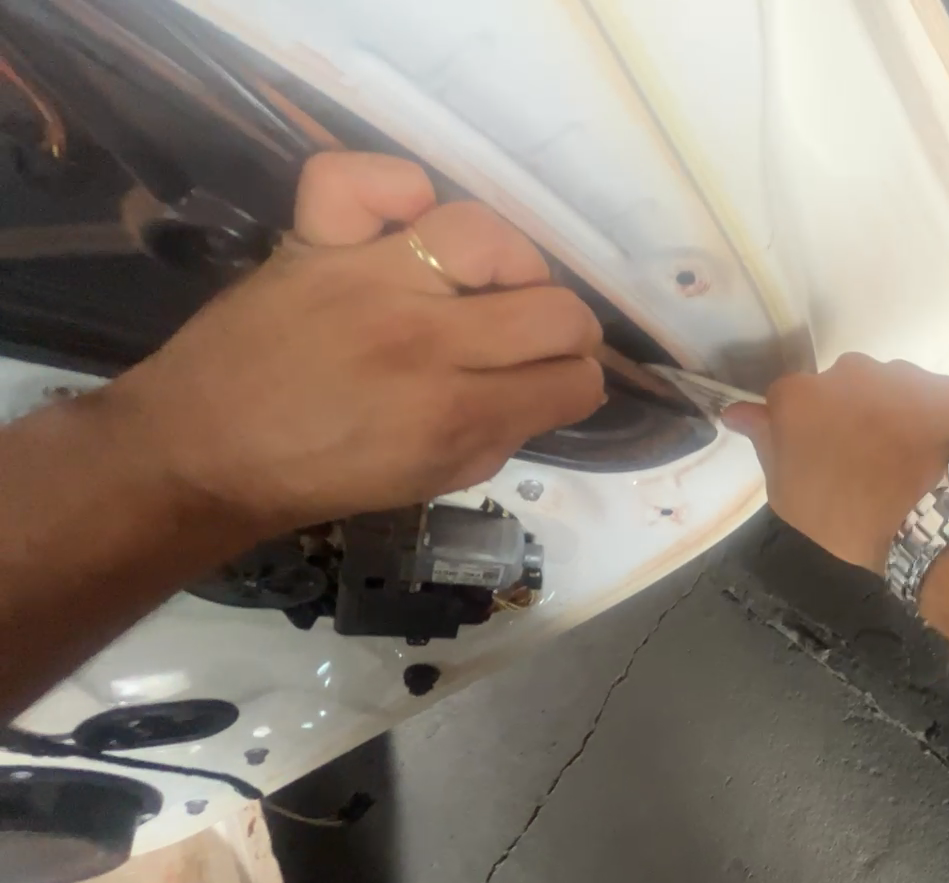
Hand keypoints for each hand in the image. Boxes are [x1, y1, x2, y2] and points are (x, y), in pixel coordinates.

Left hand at [93, 151, 605, 534]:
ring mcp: (367, 280)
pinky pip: (360, 181)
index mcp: (457, 412)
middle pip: (558, 312)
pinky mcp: (314, 244)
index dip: (582, 388)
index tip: (563, 390)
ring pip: (487, 237)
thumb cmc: (339, 474)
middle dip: (576, 337)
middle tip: (549, 347)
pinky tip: (418, 222)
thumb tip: (557, 386)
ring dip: (521, 266)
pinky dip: (400, 188)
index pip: (575, 381)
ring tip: (503, 287)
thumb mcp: (451, 474)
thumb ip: (514, 428)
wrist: (207, 451)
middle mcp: (424, 339)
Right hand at [721, 354, 948, 571]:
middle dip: (845, 417)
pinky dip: (927, 421)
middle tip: (862, 463)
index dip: (798, 431)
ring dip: (887, 416)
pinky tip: (934, 454)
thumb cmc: (853, 516)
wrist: (941, 517)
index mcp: (800, 395)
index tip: (813, 459)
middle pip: (837, 390)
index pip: (785, 401)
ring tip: (904, 461)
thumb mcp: (791, 497)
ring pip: (884, 390)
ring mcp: (902, 373)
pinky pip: (926, 400)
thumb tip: (739, 412)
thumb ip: (766, 446)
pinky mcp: (947, 386)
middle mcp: (849, 370)